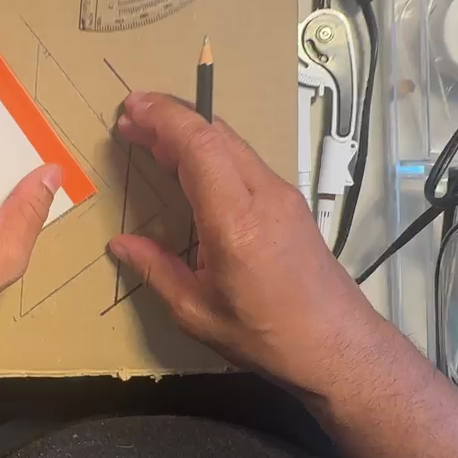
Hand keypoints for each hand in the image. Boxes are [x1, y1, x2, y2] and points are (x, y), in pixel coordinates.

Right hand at [107, 91, 398, 397]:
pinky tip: (187, 167)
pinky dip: (209, 151)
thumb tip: (120, 244)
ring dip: (189, 133)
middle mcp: (263, 196)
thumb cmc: (266, 336)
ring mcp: (281, 196)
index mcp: (235, 223)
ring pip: (231, 143)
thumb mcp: (197, 311)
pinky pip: (243, 161)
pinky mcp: (289, 203)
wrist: (337, 347)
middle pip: (216, 134)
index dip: (164, 119)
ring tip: (150, 139)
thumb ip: (156, 270)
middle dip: (169, 118)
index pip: (201, 146)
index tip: (131, 110)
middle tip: (130, 122)